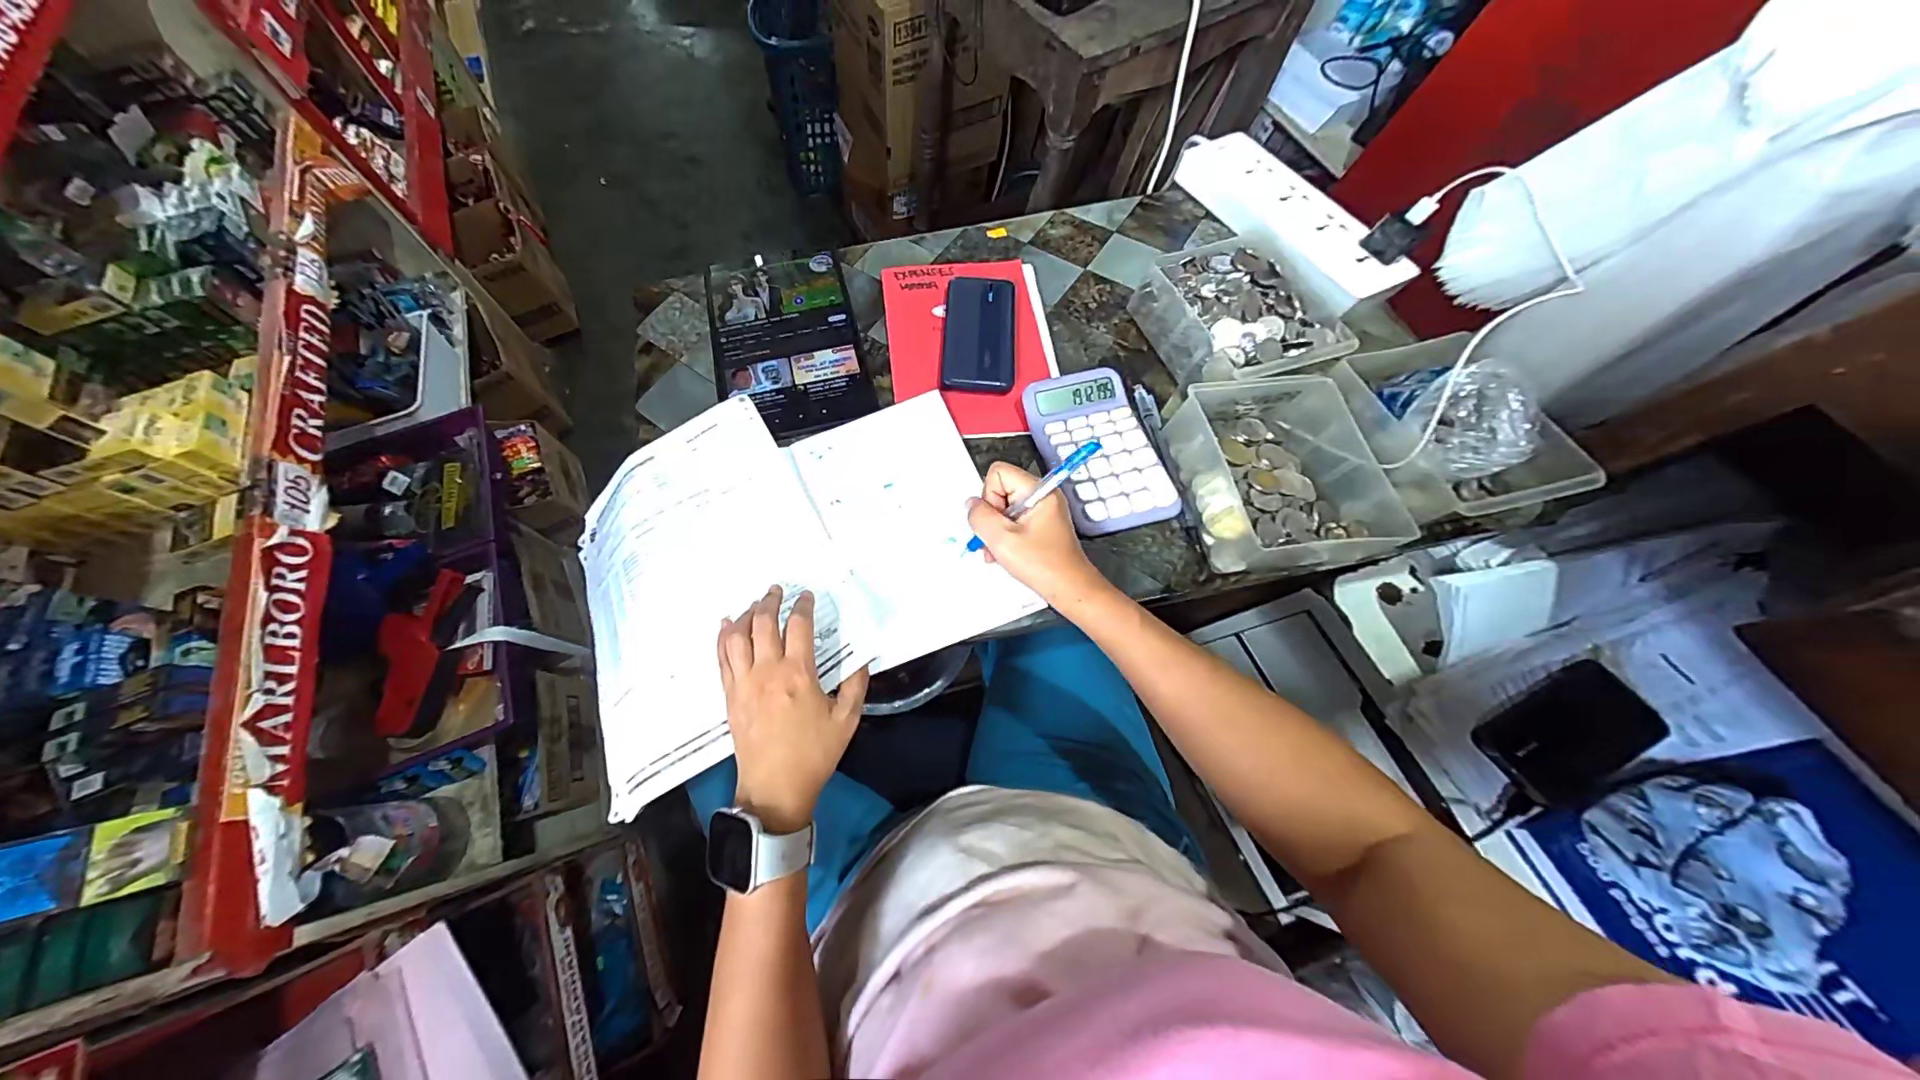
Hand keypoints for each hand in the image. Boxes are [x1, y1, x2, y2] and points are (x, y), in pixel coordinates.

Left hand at [716, 586, 868, 833]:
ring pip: (737, 637)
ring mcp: (744, 683)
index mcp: (798, 674)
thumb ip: (856, 686)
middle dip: (770, 601)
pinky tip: (728, 626)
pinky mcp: (730, 696)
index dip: (803, 606)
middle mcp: (767, 671)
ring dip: (746, 614)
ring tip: (755, 604)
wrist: (775, 788)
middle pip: (763, 623)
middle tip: (777, 590)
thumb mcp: (847, 720)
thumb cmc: (814, 755)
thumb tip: (862, 660)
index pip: (798, 626)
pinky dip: (723, 637)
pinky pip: (722, 658)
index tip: (807, 596)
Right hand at [966, 462, 1109, 606]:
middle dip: (991, 516)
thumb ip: (979, 516)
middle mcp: (1042, 496)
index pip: (999, 473)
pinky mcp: (1040, 525)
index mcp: (1039, 491)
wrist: (1069, 588)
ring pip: (1004, 509)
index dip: (989, 496)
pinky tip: (1004, 554)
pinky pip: (1013, 522)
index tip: (997, 521)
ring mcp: (1042, 511)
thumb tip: (972, 505)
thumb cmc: (1046, 566)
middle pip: (1000, 490)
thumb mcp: (1000, 539)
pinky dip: (1004, 536)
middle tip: (996, 538)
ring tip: (999, 551)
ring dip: (995, 530)